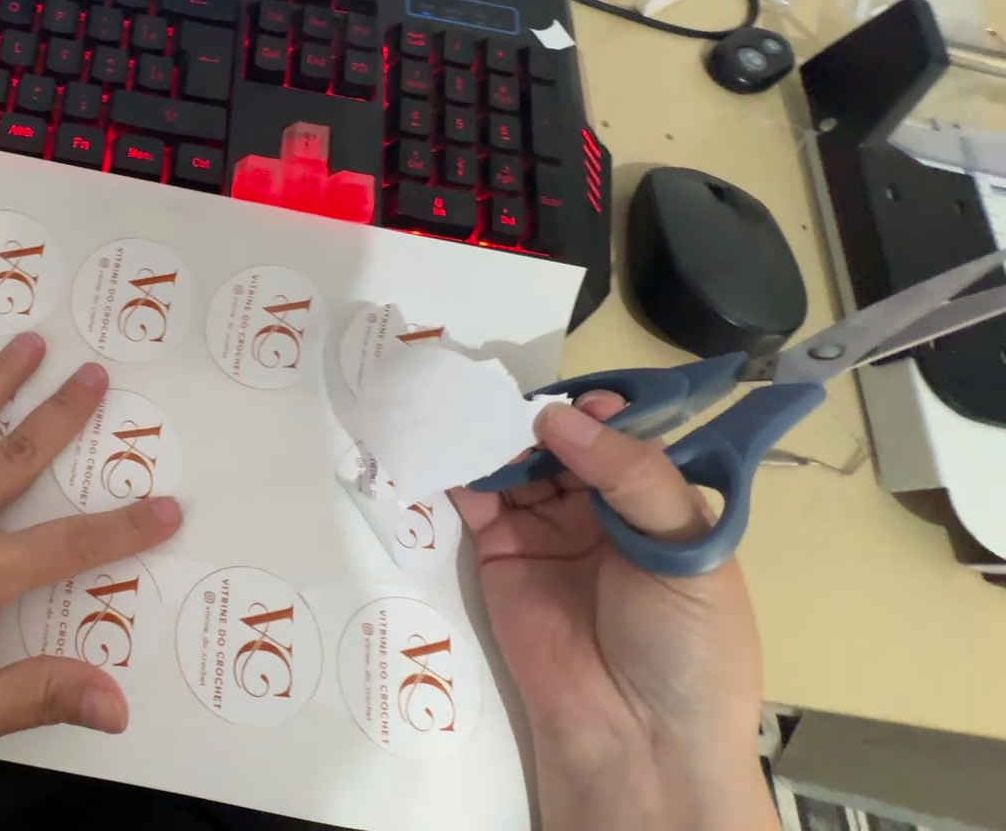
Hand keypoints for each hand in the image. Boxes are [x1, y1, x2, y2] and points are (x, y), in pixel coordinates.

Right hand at [449, 396, 777, 830]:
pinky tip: (447, 447)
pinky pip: (472, 497)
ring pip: (513, 463)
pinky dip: (456, 470)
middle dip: (536, 419)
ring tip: (472, 416)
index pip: (623, 440)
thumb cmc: (683, 645)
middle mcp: (595, 508)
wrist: (630, 736)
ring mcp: (540, 526)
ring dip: (494, 438)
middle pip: (560, 444)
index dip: (602, 413)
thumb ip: (630, 477)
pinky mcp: (493, 547)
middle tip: (509, 402)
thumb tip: (555, 414)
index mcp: (654, 504)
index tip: (580, 396)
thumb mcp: (686, 554)